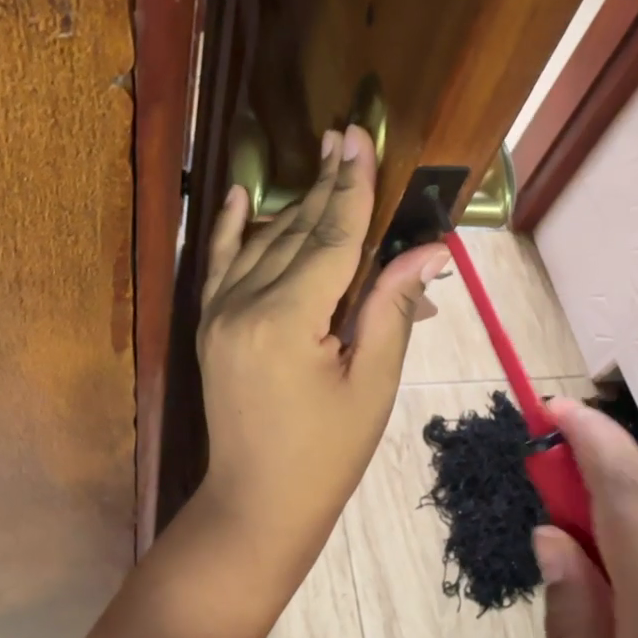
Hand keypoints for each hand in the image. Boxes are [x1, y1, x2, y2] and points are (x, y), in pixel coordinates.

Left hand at [196, 124, 449, 536]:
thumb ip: (391, 307)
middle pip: (297, 232)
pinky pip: (220, 264)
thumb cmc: (326, 454)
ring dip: (297, 203)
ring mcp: (220, 312)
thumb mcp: (372, 384)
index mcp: (287, 321)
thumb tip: (426, 249)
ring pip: (264, 243)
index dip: (352, 188)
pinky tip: (241, 194)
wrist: (257, 502)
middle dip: (327, 184)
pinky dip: (232, 228)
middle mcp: (244, 305)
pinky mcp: (210, 323)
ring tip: (324, 161)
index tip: (359, 140)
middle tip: (346, 135)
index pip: (331, 239)